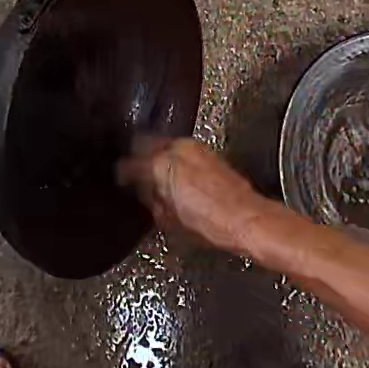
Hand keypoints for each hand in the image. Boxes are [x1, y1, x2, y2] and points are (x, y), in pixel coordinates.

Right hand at [118, 136, 275, 253]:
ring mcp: (196, 149)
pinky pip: (184, 152)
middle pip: (146, 145)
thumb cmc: (212, 222)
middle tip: (137, 175)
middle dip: (140, 159)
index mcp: (160, 163)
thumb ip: (153, 200)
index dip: (123, 173)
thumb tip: (151, 195)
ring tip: (160, 180)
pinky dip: (177, 161)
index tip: (121, 178)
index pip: (131, 164)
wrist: (247, 221)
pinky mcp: (211, 154)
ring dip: (160, 159)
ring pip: (166, 146)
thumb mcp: (169, 217)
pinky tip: (180, 180)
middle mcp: (177, 149)